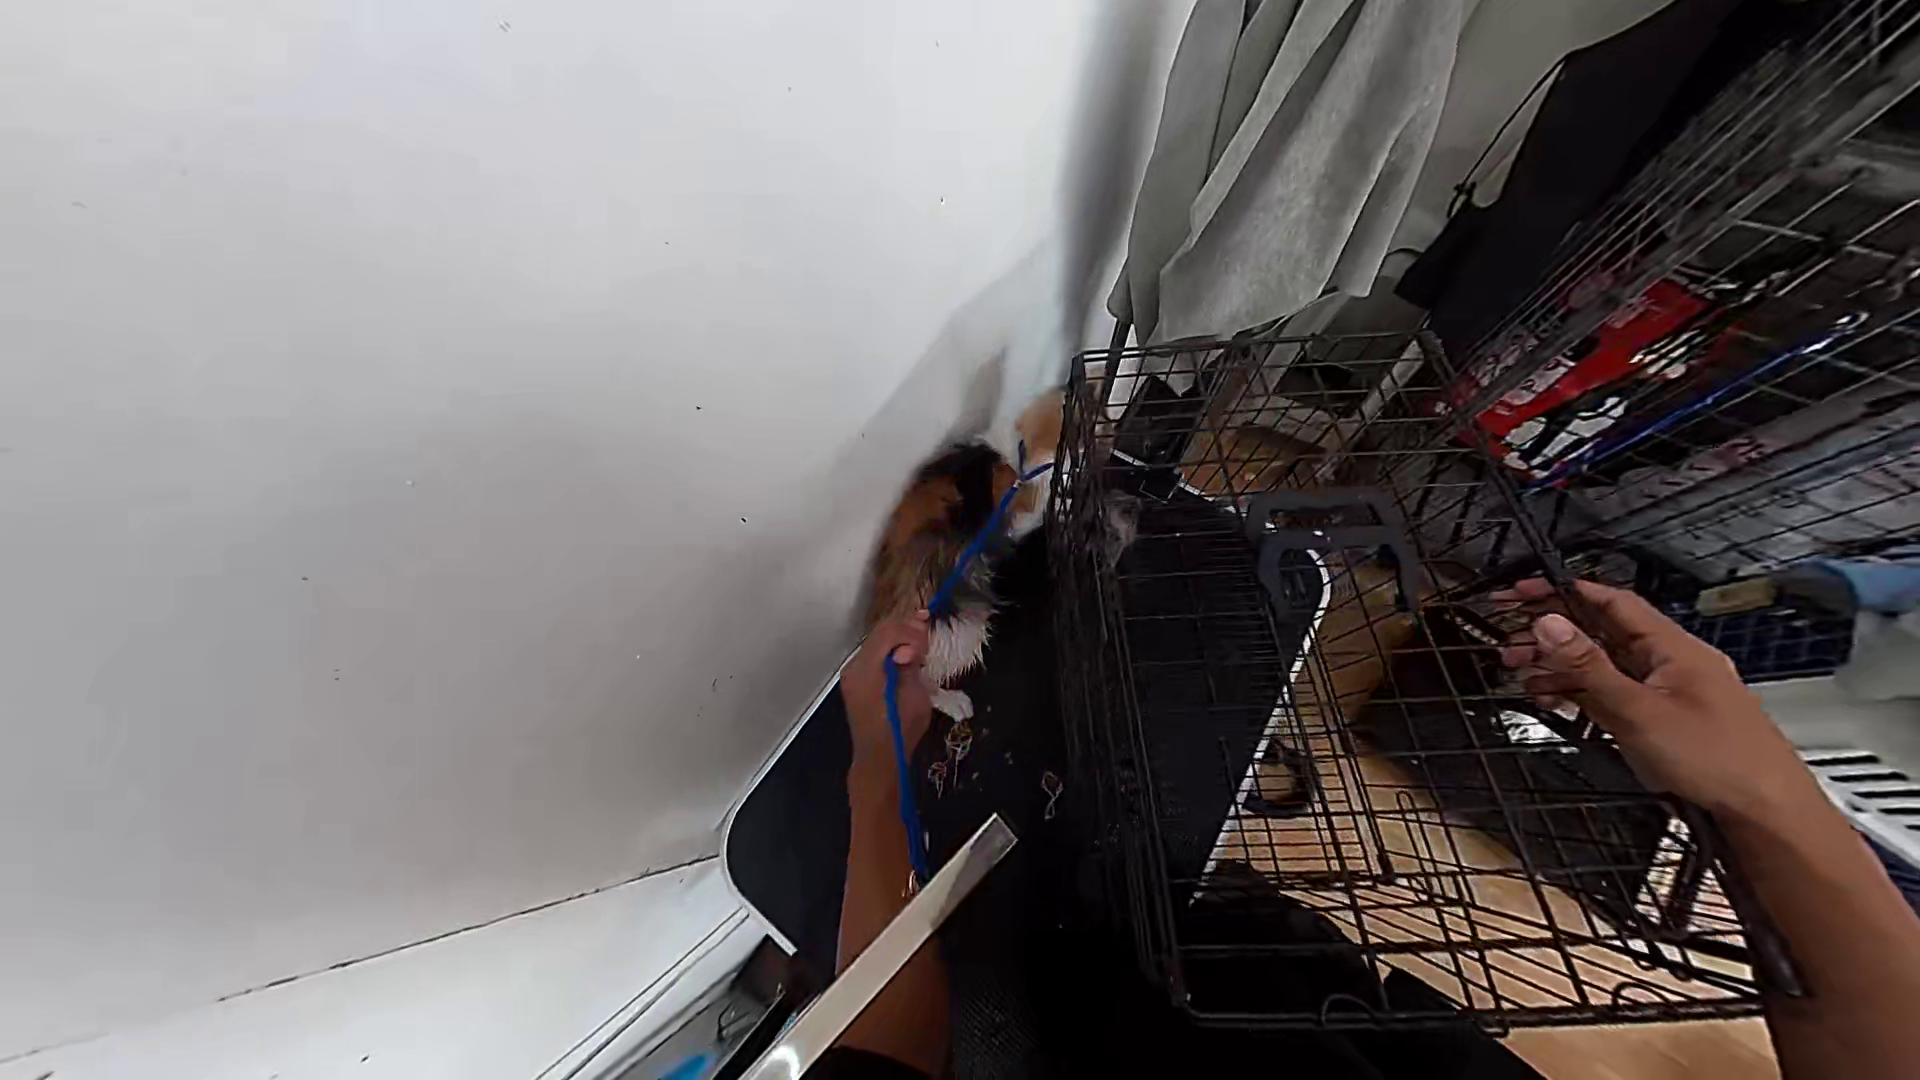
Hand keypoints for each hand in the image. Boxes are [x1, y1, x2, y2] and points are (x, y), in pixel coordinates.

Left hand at [841, 611, 932, 776]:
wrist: (879, 759)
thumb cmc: (900, 731)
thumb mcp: (914, 696)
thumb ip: (911, 663)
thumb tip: (912, 639)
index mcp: (866, 671)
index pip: (887, 633)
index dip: (910, 633)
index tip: (926, 648)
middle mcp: (854, 666)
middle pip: (880, 632)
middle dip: (906, 630)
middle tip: (927, 638)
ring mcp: (853, 673)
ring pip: (878, 640)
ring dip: (900, 638)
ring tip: (921, 645)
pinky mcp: (858, 679)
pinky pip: (875, 653)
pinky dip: (892, 649)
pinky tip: (908, 651)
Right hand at [1495, 578, 1818, 823]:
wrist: (1764, 821)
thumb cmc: (1719, 762)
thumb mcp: (1637, 708)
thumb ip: (1586, 663)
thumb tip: (1548, 622)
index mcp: (1675, 651)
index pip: (1612, 602)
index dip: (1563, 591)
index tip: (1520, 591)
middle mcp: (1666, 664)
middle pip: (1597, 631)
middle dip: (1547, 631)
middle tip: (1507, 636)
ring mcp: (1657, 690)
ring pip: (1593, 662)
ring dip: (1551, 662)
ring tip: (1517, 668)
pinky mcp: (1648, 714)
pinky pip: (1599, 689)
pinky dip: (1568, 688)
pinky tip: (1545, 695)